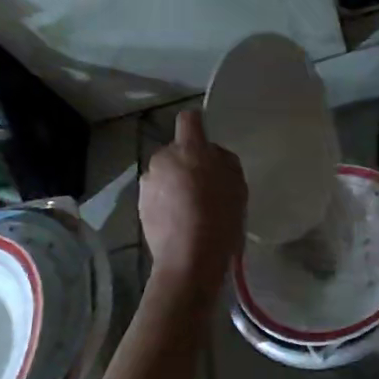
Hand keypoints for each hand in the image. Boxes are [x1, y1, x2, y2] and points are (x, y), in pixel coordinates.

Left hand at [140, 110, 247, 290]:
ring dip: (175, 183)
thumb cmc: (220, 217)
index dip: (198, 125)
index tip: (205, 138)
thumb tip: (212, 155)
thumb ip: (223, 161)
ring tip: (192, 209)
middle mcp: (163, 159)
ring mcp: (148, 183)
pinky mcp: (140, 206)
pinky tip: (180, 223)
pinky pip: (158, 195)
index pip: (189, 119)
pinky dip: (167, 203)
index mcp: (189, 148)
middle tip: (205, 185)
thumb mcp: (238, 184)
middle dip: (187, 163)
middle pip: (176, 151)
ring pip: (165, 174)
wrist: (189, 258)